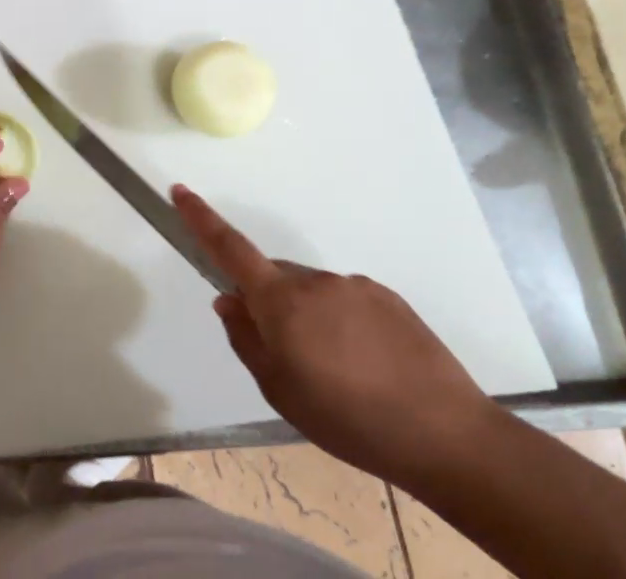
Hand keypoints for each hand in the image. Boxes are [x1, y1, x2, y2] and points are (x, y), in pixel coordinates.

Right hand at [174, 185, 503, 486]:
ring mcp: (356, 287)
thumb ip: (246, 339)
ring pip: (311, 291)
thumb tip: (229, 300)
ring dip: (308, 316)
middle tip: (285, 355)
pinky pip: (345, 301)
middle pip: (273, 277)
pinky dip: (340, 323)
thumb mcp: (279, 389)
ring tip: (334, 371)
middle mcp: (316, 282)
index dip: (200, 219)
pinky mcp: (390, 300)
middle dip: (268, 302)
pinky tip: (364, 365)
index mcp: (281, 303)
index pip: (230, 249)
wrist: (447, 435)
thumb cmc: (347, 419)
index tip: (179, 191)